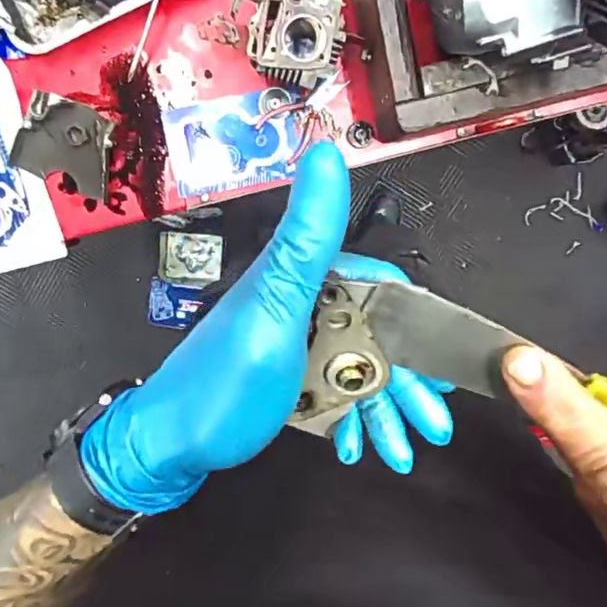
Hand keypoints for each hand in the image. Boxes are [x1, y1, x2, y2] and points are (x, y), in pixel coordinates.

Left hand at [80, 143, 453, 513]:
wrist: (168, 448)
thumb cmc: (219, 385)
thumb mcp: (272, 308)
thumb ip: (306, 240)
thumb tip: (326, 158)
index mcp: (306, 283)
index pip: (381, 287)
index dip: (414, 323)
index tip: (438, 358)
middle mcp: (304, 307)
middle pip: (378, 337)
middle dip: (407, 382)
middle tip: (431, 420)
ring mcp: (299, 346)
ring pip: (362, 371)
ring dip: (386, 410)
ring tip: (401, 447)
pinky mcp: (292, 378)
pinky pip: (338, 394)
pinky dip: (355, 420)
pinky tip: (359, 445)